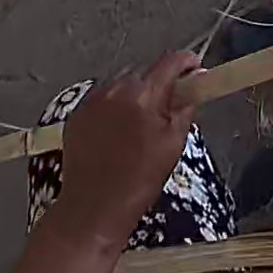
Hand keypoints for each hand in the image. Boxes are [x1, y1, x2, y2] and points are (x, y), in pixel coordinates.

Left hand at [53, 50, 200, 244]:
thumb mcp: (173, 144)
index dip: (187, 61)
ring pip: (123, 81)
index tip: (196, 69)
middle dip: (161, 81)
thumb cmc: (140, 180)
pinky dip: (115, 103)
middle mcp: (116, 89)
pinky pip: (103, 96)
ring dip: (137, 90)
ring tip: (141, 116)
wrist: (92, 211)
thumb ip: (184, 109)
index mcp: (144, 95)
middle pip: (146, 70)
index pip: (171, 61)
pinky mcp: (77, 113)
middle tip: (169, 102)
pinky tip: (117, 126)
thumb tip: (193, 88)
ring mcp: (93, 100)